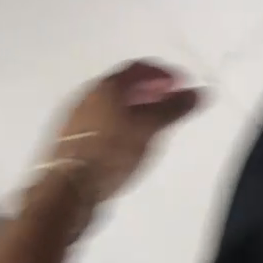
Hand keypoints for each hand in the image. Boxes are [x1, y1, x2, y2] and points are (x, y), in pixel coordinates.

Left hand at [28, 61, 204, 228]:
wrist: (64, 195)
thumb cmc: (110, 152)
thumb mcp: (150, 128)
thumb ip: (175, 108)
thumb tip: (198, 92)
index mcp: (106, 87)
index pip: (139, 67)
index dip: (163, 74)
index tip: (179, 87)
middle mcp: (86, 97)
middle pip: (124, 86)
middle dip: (150, 91)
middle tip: (168, 104)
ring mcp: (73, 121)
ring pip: (110, 106)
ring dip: (134, 109)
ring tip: (151, 126)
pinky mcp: (67, 144)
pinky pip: (100, 124)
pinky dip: (118, 125)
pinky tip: (127, 144)